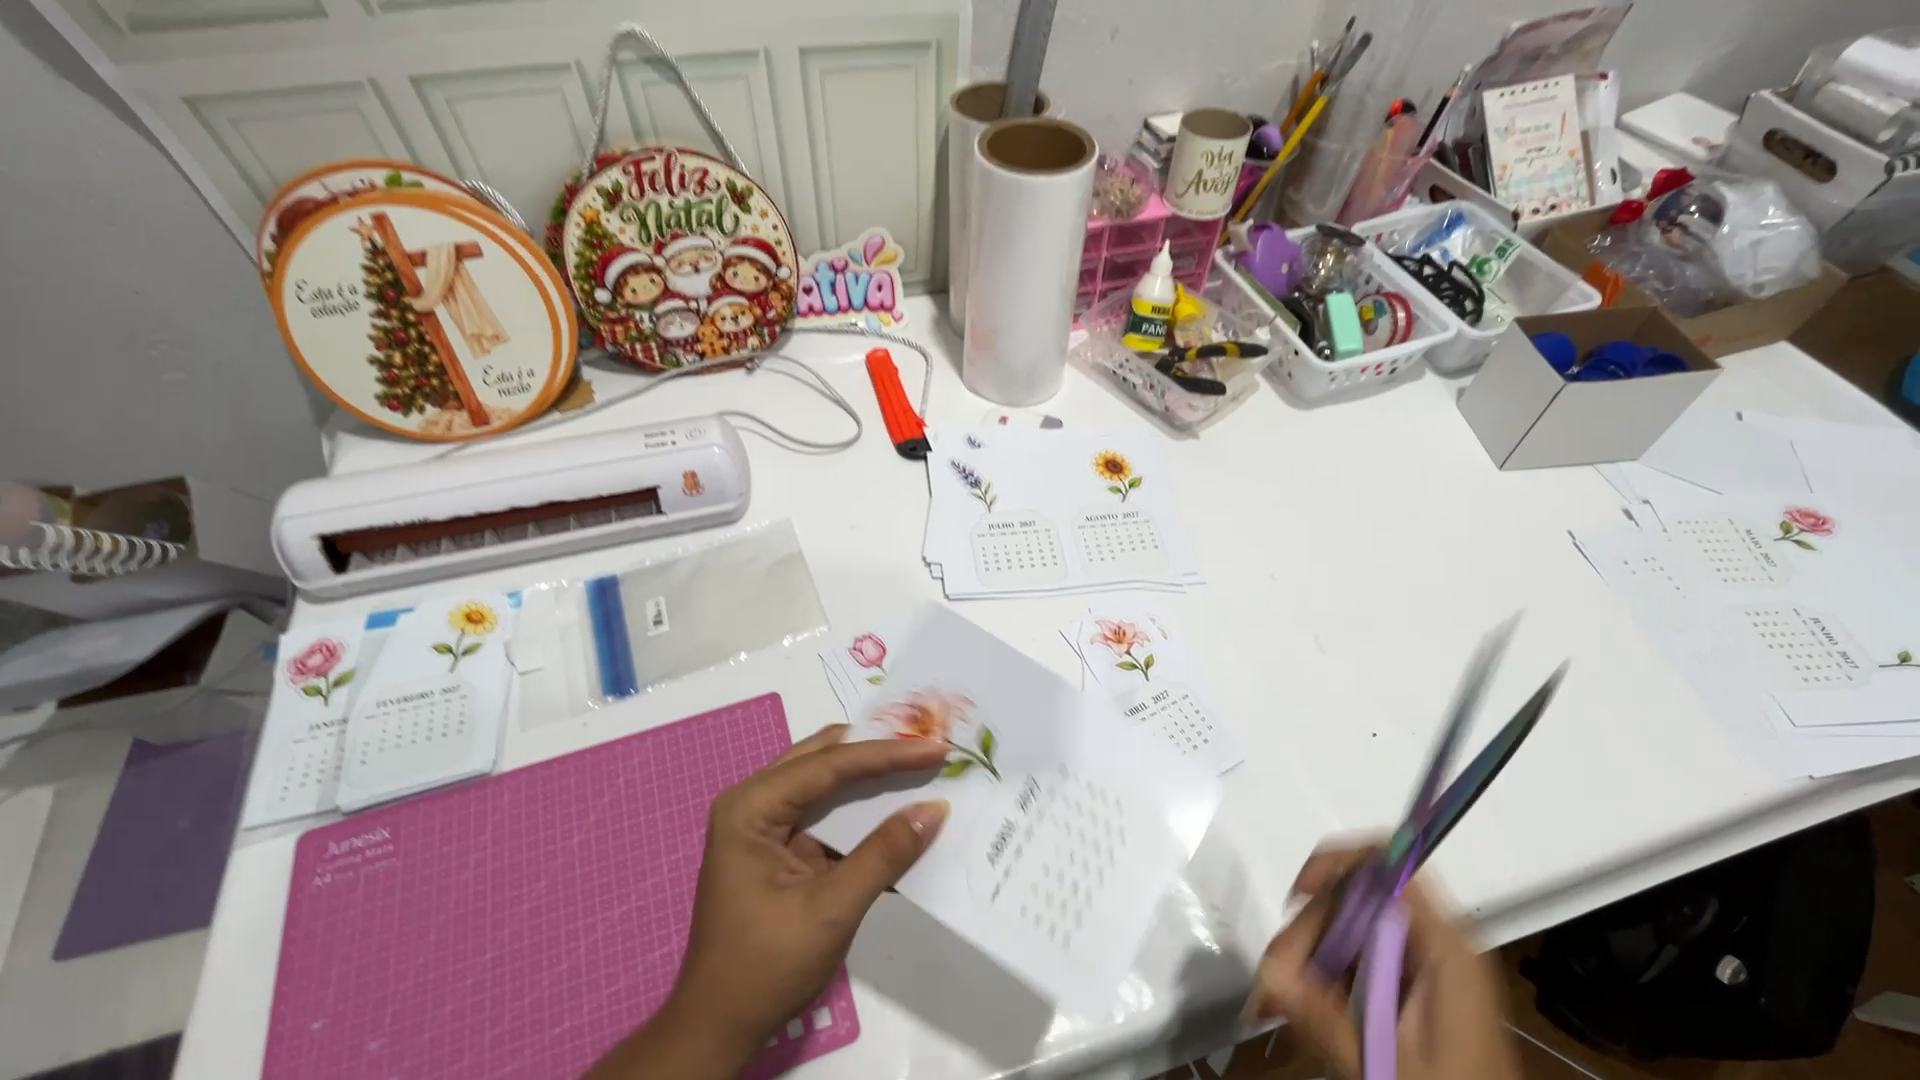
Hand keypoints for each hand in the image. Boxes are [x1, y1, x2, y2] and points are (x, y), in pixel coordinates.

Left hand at [587, 725, 949, 1079]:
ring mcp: (766, 825)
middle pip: (824, 760)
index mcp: (751, 808)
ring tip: (922, 767)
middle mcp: (755, 803)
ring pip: (827, 783)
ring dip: (873, 778)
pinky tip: (898, 809)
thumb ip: (883, 854)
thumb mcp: (831, 909)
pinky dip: (863, 811)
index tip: (937, 748)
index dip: (887, 754)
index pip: (829, 764)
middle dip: (878, 751)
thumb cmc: (766, 966)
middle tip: (930, 746)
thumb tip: (935, 809)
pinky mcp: (781, 849)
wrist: (720, 1026)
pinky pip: (828, 814)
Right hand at [1243, 847, 1520, 1079]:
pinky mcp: (1411, 986)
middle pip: (1352, 901)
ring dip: (1306, 958)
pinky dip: (1323, 977)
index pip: (1387, 864)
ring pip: (1347, 929)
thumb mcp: (1388, 1064)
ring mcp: (1422, 963)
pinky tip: (1302, 1009)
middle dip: (1306, 932)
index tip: (1297, 896)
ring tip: (1278, 1003)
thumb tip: (1268, 975)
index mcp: (1442, 945)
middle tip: (1275, 981)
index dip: (1337, 864)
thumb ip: (1329, 1020)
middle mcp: (1432, 941)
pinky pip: (1356, 959)